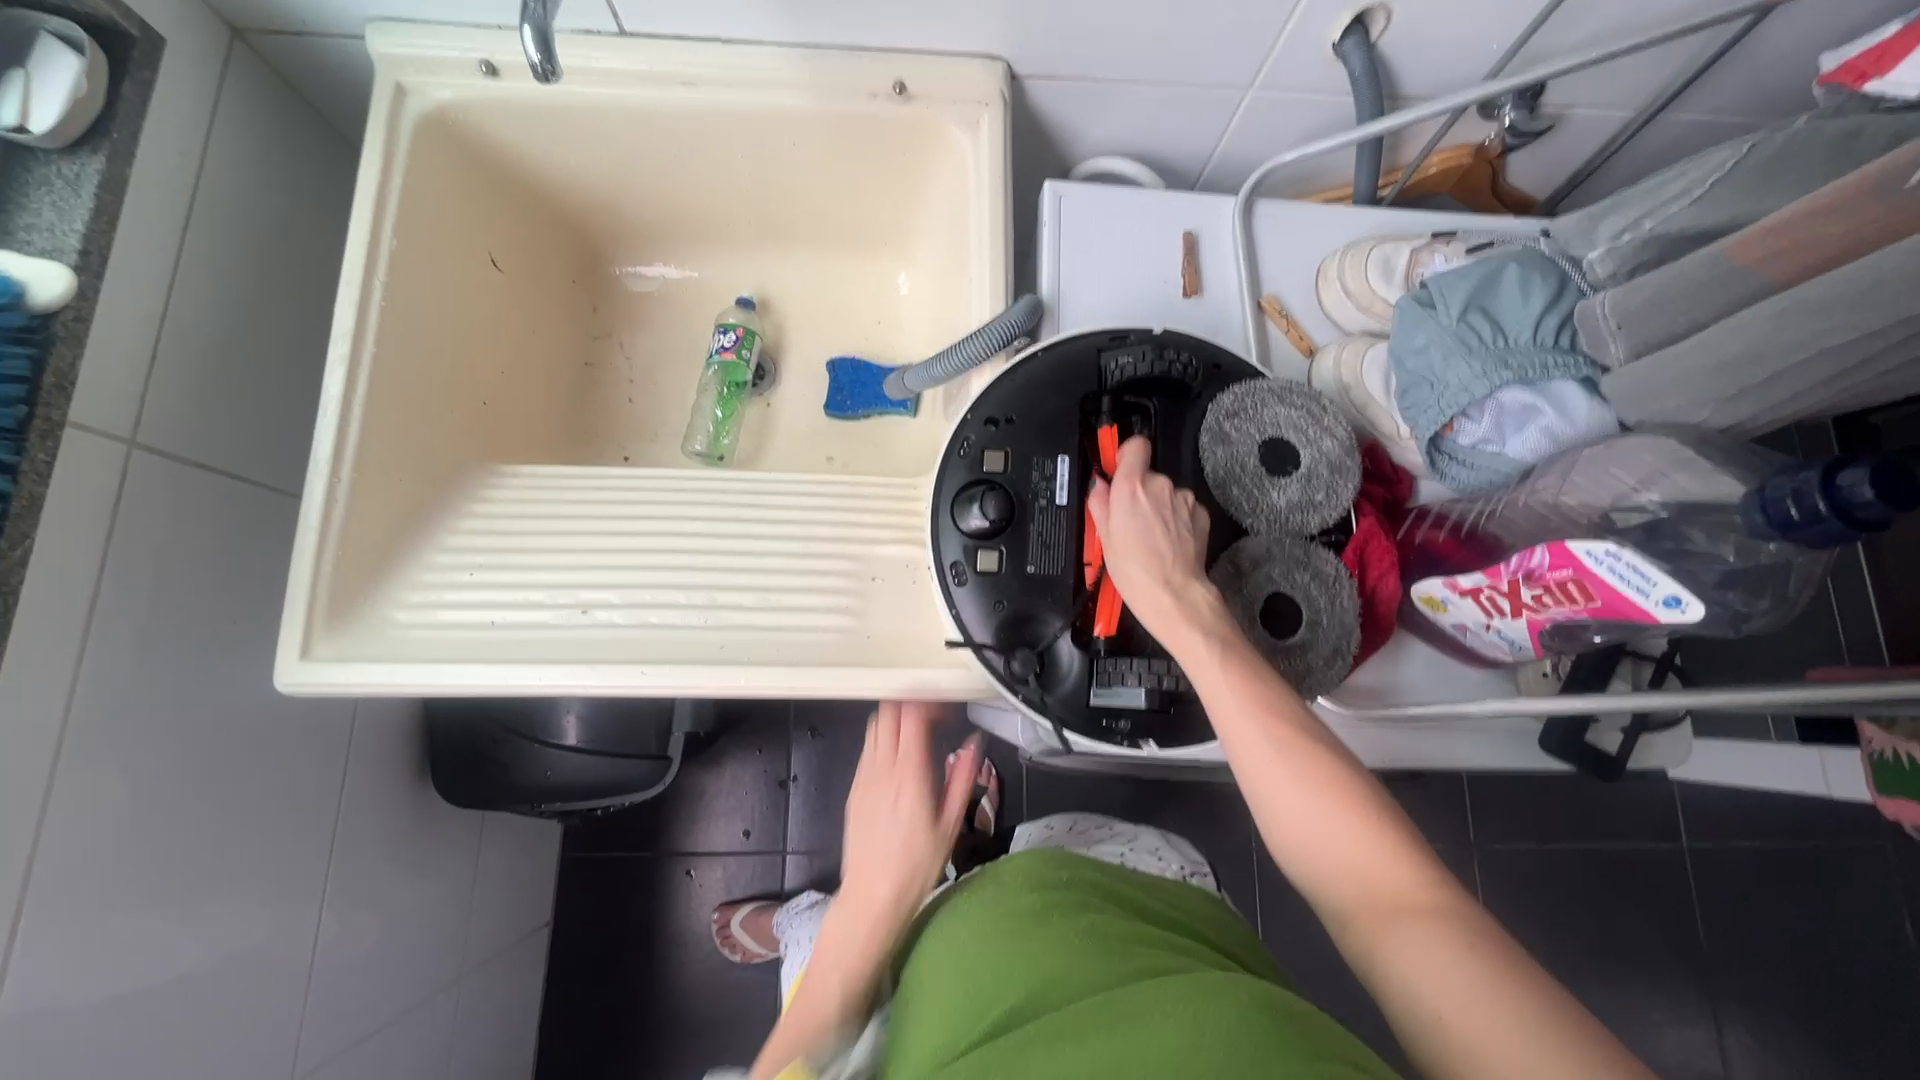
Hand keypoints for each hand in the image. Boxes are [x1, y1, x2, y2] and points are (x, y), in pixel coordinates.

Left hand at [839, 702, 980, 923]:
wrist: (873, 895)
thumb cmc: (917, 865)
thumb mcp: (950, 823)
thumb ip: (962, 778)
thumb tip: (974, 744)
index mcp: (909, 773)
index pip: (911, 715)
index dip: (929, 703)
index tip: (946, 712)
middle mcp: (882, 768)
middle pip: (888, 712)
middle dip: (910, 704)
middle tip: (933, 718)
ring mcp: (864, 776)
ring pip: (874, 726)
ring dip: (895, 720)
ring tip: (917, 734)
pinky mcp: (854, 788)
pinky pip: (867, 749)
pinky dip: (883, 741)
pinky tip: (898, 760)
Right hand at [1086, 435, 1221, 647]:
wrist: (1173, 593)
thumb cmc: (1134, 570)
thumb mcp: (1103, 538)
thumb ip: (1100, 503)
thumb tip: (1099, 487)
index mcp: (1131, 487)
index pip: (1135, 446)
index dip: (1127, 456)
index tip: (1121, 471)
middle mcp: (1160, 485)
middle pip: (1148, 476)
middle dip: (1139, 493)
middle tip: (1130, 522)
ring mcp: (1183, 499)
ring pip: (1166, 493)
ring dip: (1159, 507)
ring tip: (1151, 537)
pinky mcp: (1200, 514)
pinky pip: (1183, 508)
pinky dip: (1176, 519)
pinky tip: (1168, 542)